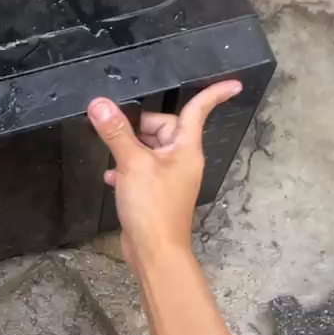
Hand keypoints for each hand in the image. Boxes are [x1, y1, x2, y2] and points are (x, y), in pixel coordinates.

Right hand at [87, 80, 241, 263]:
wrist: (155, 251)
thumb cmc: (154, 208)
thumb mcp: (132, 163)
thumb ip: (116, 132)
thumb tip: (100, 105)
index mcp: (186, 148)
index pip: (199, 111)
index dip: (214, 94)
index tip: (233, 84)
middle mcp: (182, 160)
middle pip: (163, 127)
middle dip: (140, 127)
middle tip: (118, 133)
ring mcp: (170, 177)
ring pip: (150, 149)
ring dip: (130, 149)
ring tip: (113, 156)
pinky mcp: (158, 192)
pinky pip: (142, 169)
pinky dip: (127, 169)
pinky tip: (111, 177)